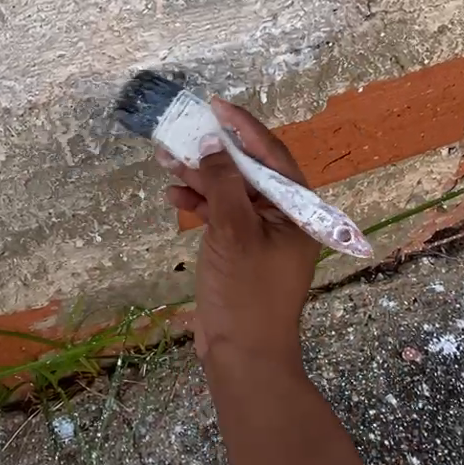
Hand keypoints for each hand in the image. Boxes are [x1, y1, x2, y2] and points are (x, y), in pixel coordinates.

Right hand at [159, 98, 319, 369]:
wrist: (244, 360)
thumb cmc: (247, 294)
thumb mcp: (234, 232)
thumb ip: (223, 183)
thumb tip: (212, 144)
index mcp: (298, 210)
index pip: (271, 153)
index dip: (242, 125)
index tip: (214, 104)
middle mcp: (284, 216)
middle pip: (247, 170)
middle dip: (212, 152)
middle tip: (180, 133)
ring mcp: (262, 233)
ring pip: (229, 190)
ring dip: (200, 175)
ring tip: (165, 160)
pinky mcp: (241, 249)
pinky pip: (221, 213)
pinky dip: (199, 202)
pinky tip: (174, 195)